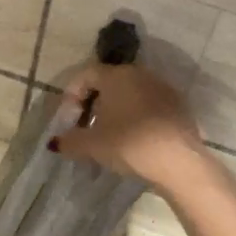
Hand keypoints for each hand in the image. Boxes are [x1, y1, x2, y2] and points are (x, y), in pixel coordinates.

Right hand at [49, 65, 208, 192]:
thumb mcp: (91, 145)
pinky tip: (134, 139)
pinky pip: (149, 105)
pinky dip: (136, 117)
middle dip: (93, 102)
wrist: (178, 161)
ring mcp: (163, 89)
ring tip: (109, 135)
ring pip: (131, 93)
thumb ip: (69, 141)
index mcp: (117, 75)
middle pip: (109, 82)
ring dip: (116, 110)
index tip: (68, 120)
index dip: (71, 95)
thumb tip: (56, 142)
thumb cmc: (129, 144)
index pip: (86, 74)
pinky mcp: (179, 106)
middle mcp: (141, 74)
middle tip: (86, 127)